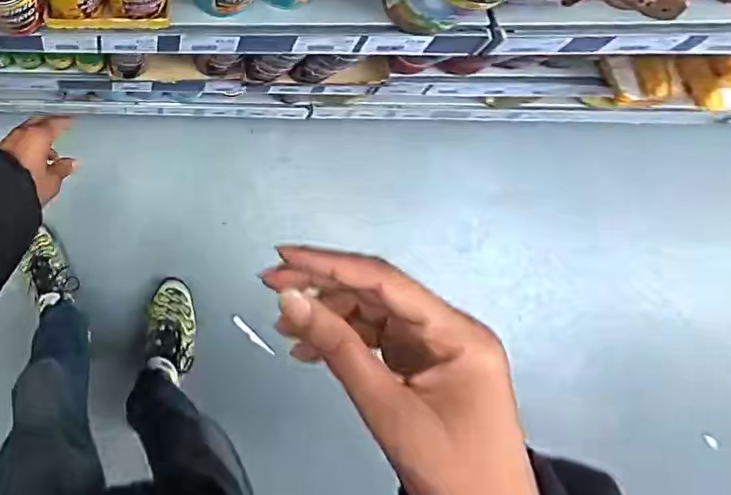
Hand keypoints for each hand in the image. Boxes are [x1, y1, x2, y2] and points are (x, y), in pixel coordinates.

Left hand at [0, 115, 76, 205]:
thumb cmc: (25, 184)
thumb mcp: (51, 181)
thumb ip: (62, 169)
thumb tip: (70, 164)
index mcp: (39, 135)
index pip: (54, 123)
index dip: (64, 122)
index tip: (70, 122)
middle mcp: (23, 133)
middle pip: (38, 123)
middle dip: (48, 126)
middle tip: (57, 130)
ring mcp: (10, 140)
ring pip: (26, 132)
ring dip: (36, 138)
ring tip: (47, 152)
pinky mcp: (0, 151)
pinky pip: (17, 142)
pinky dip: (26, 145)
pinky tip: (31, 158)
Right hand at [262, 247, 534, 494]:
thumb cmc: (455, 474)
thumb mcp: (389, 409)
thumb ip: (337, 348)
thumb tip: (291, 300)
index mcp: (457, 333)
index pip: (382, 280)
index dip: (329, 263)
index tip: (285, 257)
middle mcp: (448, 329)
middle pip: (371, 290)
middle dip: (319, 286)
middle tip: (273, 282)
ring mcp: (434, 345)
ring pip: (366, 310)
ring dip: (324, 314)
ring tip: (286, 323)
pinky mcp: (420, 362)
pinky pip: (371, 335)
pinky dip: (338, 337)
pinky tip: (308, 346)